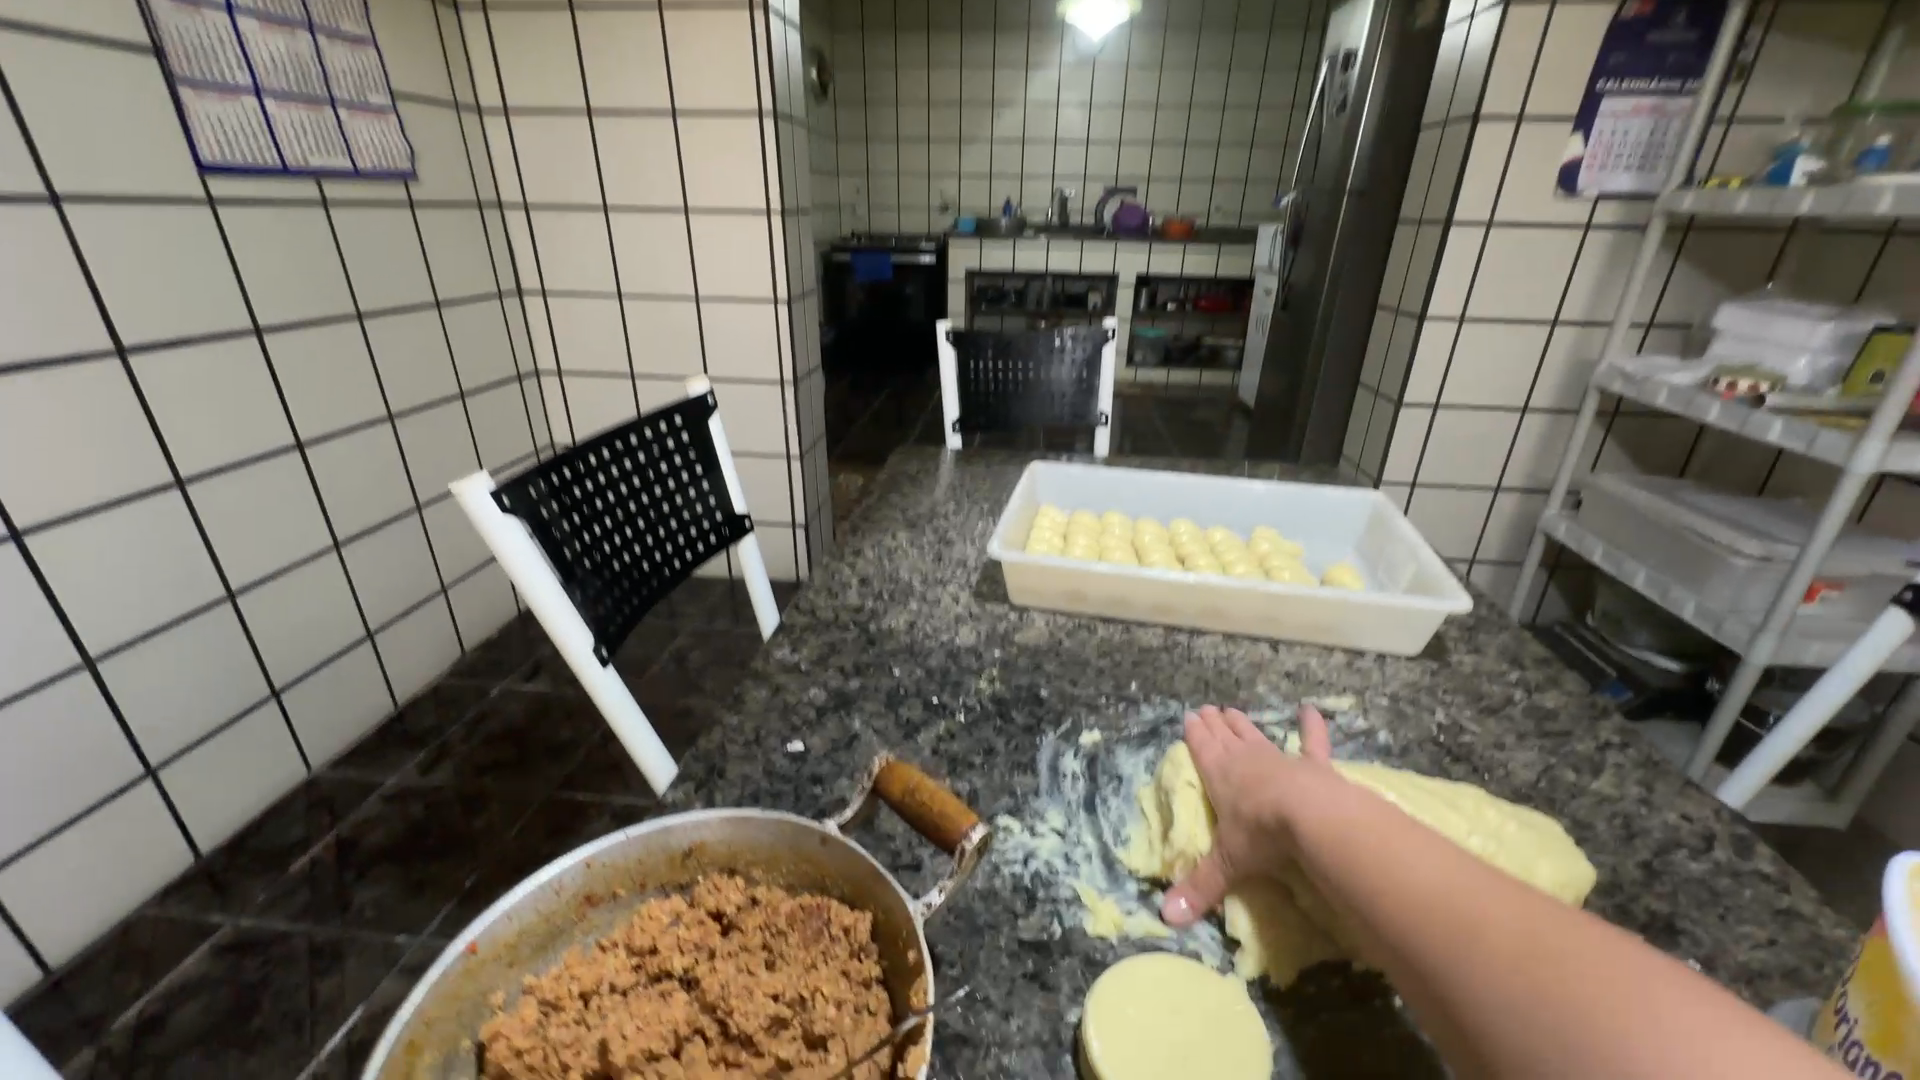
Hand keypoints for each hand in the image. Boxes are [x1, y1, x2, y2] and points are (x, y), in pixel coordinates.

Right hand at [1159, 703, 1335, 927]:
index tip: (1189, 716)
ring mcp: (1279, 759)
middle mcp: (1245, 761)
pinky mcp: (1313, 765)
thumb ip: (1200, 888)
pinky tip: (1310, 709)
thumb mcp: (1227, 863)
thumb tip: (1166, 919)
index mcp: (1219, 776)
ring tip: (1232, 709)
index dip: (1194, 733)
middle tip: (1207, 709)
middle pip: (1226, 737)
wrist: (1312, 817)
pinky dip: (1312, 726)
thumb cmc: (1261, 835)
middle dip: (1215, 725)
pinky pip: (1312, 742)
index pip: (1201, 749)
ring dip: (1244, 724)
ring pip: (1256, 736)